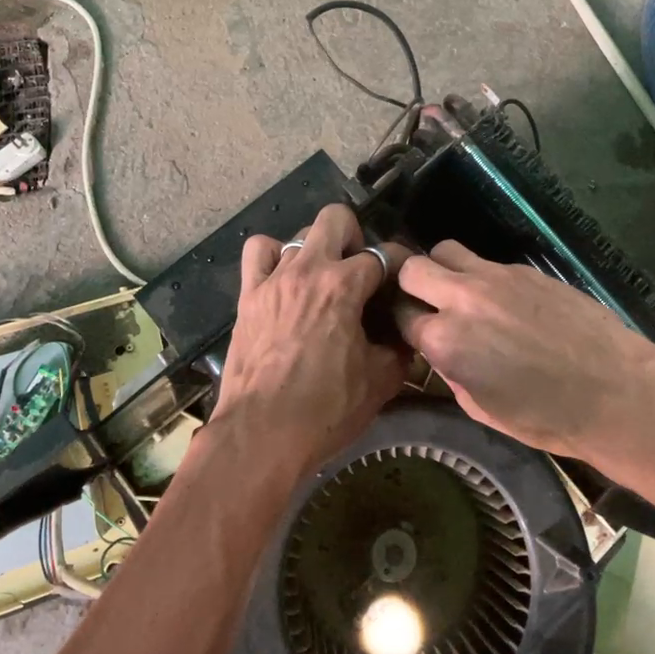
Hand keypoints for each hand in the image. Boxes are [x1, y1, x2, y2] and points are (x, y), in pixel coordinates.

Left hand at [213, 204, 408, 468]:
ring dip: (317, 251)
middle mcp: (308, 270)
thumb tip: (406, 335)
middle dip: (356, 239)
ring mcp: (274, 279)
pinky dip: (274, 256)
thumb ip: (399, 349)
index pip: (384, 254)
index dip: (401, 265)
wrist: (261, 434)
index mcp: (344, 286)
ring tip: (323, 281)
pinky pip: (258, 252)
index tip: (404, 283)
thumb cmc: (325, 410)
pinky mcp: (248, 295)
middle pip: (337, 219)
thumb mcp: (379, 382)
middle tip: (360, 274)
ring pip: (299, 235)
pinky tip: (284, 279)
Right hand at [395, 240, 654, 458]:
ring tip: (460, 292)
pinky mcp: (525, 269)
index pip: (399, 315)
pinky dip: (483, 278)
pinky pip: (487, 263)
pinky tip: (504, 303)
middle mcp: (462, 299)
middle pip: (412, 267)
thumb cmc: (545, 416)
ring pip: (446, 250)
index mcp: (445, 341)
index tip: (412, 330)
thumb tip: (440, 350)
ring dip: (444, 269)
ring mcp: (495, 277)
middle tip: (426, 301)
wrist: (614, 391)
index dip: (403, 323)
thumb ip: (449, 370)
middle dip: (411, 284)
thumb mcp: (479, 407)